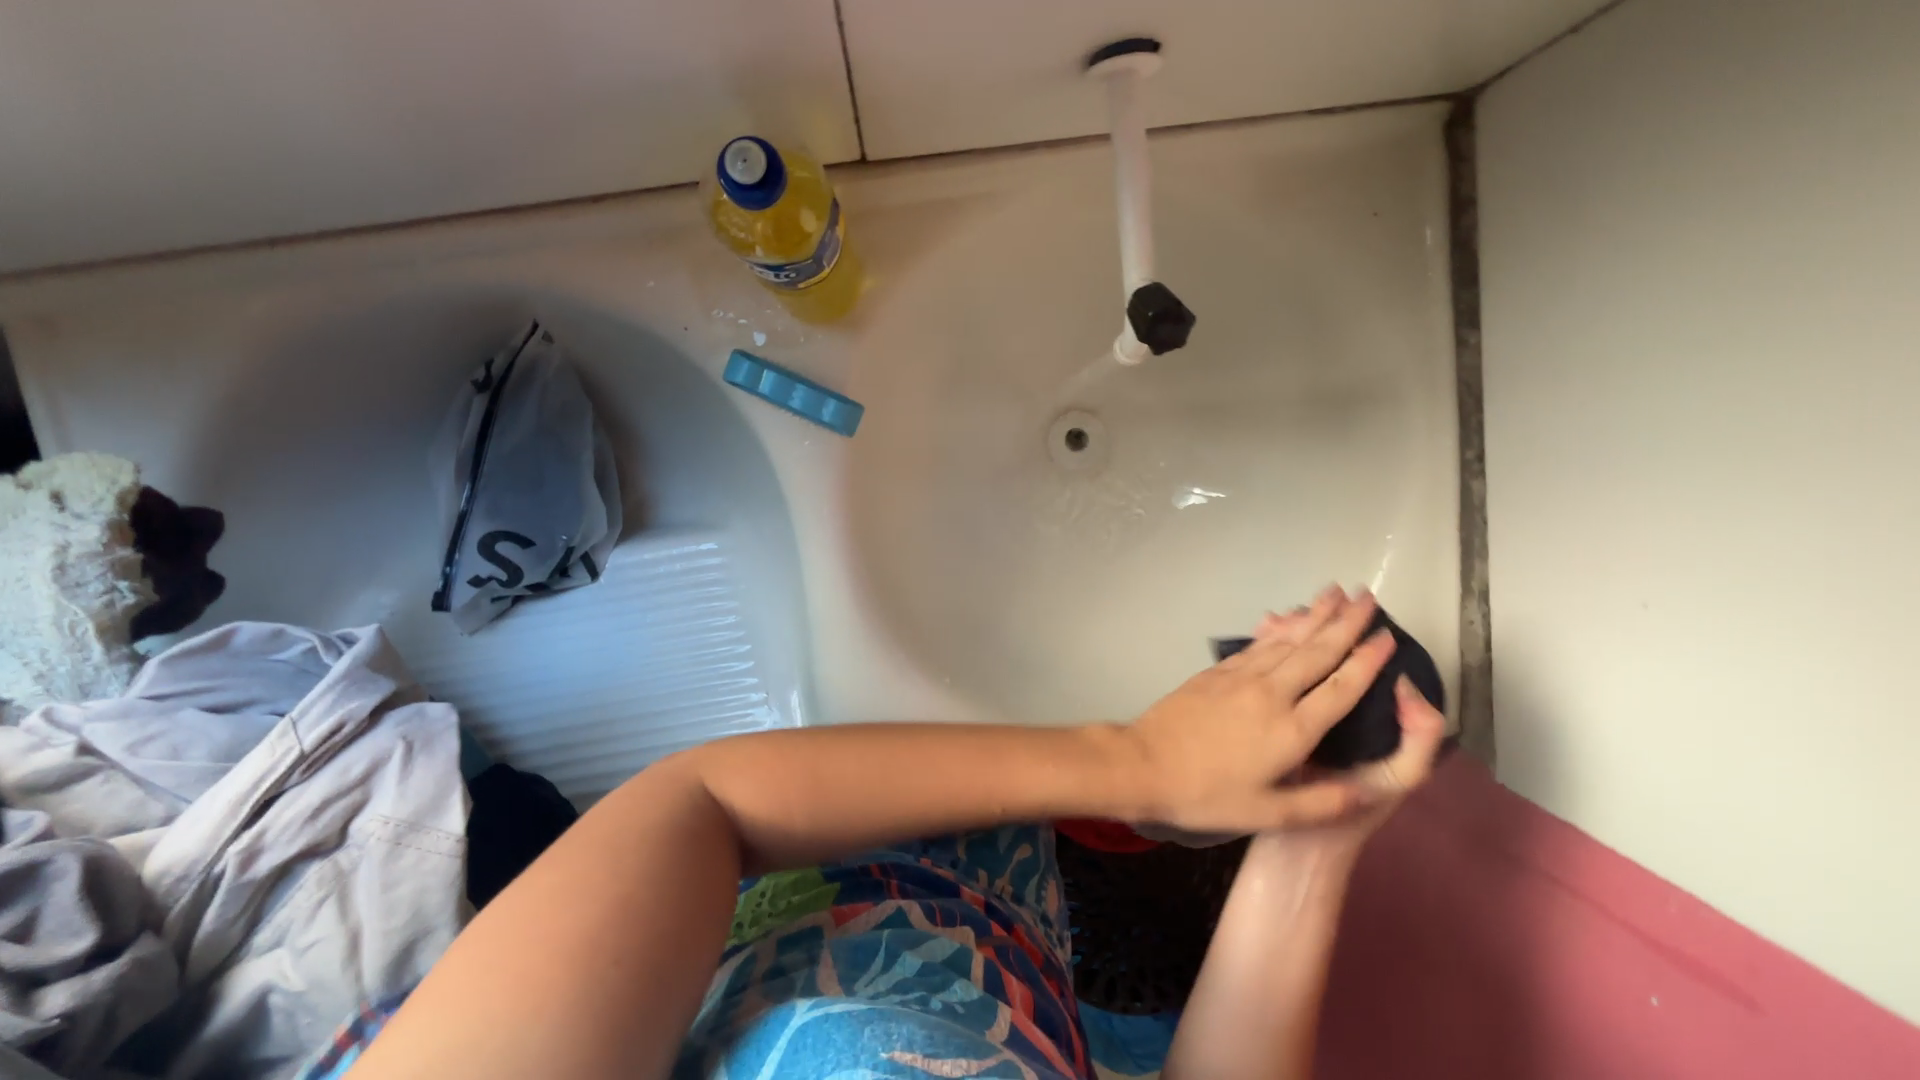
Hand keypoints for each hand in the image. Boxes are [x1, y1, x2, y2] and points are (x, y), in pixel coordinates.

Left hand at [1125, 586, 1437, 834]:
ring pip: (1287, 640)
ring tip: (1336, 593)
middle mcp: (1272, 694)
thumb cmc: (1207, 795)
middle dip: (1346, 622)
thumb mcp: (1268, 814)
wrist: (1143, 765)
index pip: (1341, 688)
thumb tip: (1368, 794)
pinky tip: (1288, 618)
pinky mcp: (1216, 672)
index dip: (1367, 661)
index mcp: (1292, 730)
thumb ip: (1322, 804)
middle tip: (1369, 597)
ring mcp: (1241, 678)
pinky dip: (1278, 628)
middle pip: (1316, 651)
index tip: (1387, 637)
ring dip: (1314, 616)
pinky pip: (1257, 644)